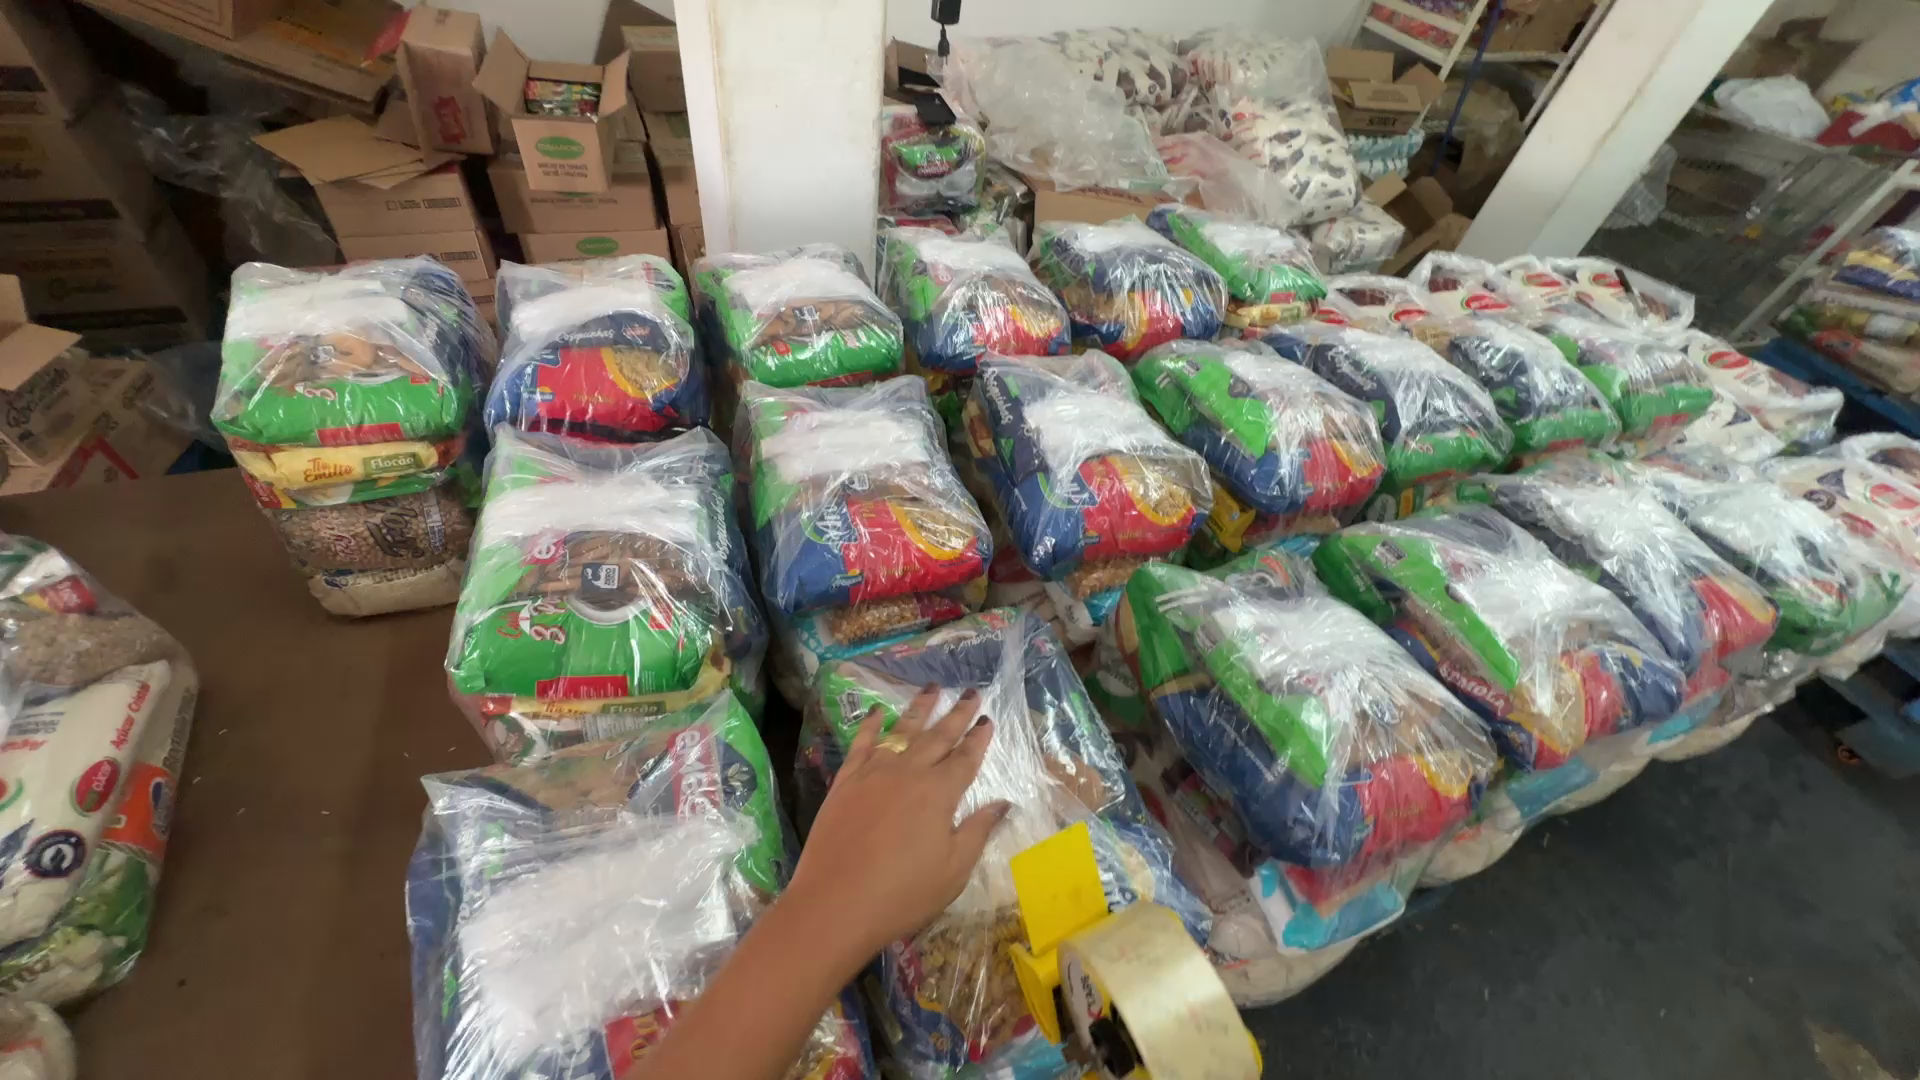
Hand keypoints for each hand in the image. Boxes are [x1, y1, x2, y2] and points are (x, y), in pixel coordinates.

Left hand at [785, 686, 1010, 968]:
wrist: (835, 903)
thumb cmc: (903, 894)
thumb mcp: (954, 870)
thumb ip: (978, 831)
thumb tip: (1002, 802)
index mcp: (940, 793)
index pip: (965, 758)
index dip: (978, 739)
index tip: (987, 719)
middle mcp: (909, 772)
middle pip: (938, 736)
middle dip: (957, 713)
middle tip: (970, 691)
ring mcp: (874, 772)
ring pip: (902, 730)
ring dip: (919, 708)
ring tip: (932, 687)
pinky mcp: (846, 780)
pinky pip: (862, 743)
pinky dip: (870, 724)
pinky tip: (876, 711)